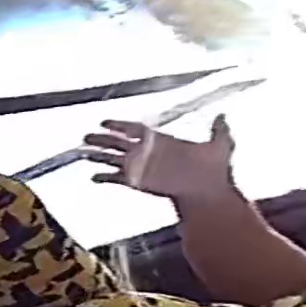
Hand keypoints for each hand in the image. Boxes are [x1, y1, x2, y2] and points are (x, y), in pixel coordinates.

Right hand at [81, 115, 235, 202]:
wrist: (207, 191)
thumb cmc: (214, 169)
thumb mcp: (221, 145)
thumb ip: (219, 130)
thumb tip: (222, 115)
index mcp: (160, 141)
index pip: (133, 130)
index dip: (118, 125)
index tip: (104, 122)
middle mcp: (145, 153)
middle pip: (116, 143)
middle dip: (100, 140)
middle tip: (86, 137)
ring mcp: (139, 167)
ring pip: (110, 159)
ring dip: (96, 156)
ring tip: (83, 153)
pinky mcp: (134, 181)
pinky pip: (113, 178)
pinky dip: (102, 178)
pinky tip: (93, 177)